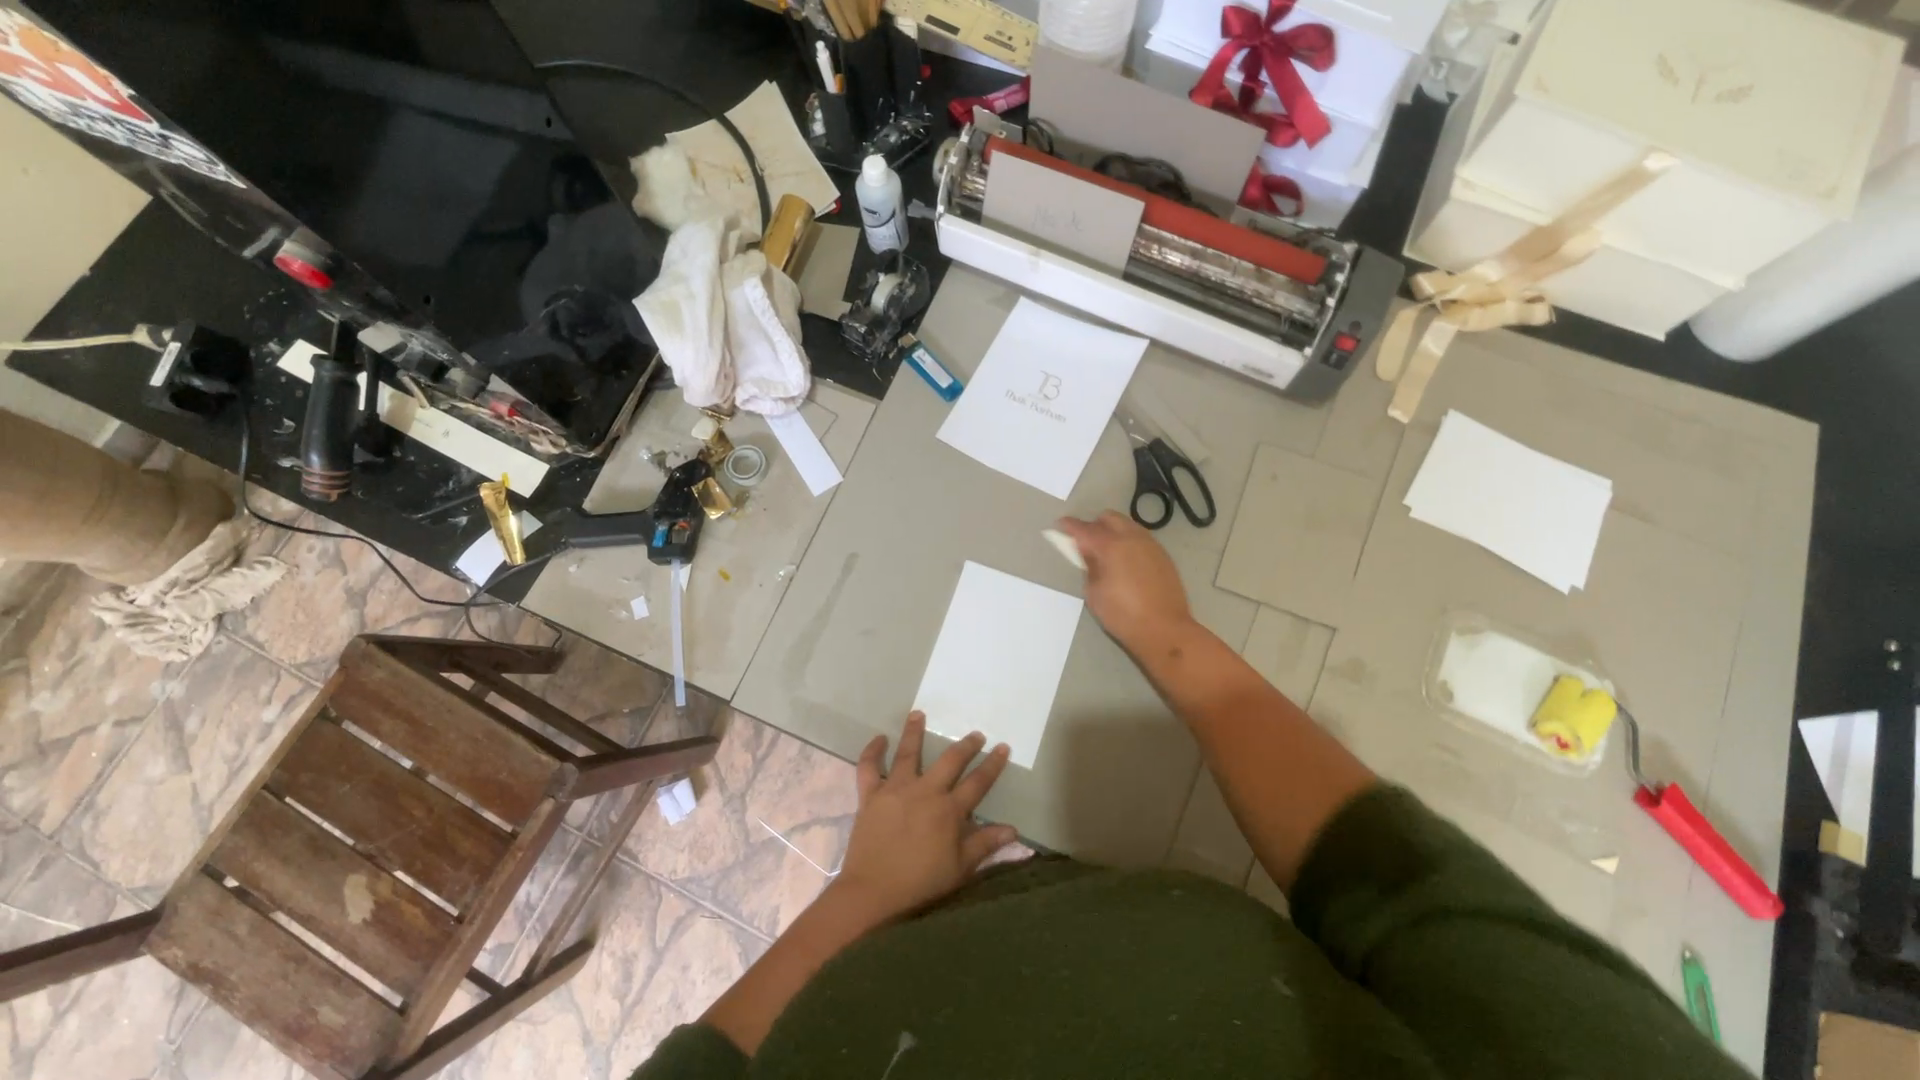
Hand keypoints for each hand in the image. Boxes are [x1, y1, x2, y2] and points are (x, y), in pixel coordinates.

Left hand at [832, 712, 1017, 921]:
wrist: (873, 892)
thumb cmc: (921, 884)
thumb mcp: (960, 868)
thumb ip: (984, 844)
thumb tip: (1013, 829)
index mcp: (949, 811)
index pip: (978, 782)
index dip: (992, 765)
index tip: (1002, 747)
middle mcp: (925, 792)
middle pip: (949, 761)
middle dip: (965, 746)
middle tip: (975, 734)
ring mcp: (895, 790)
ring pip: (907, 754)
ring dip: (914, 732)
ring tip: (919, 713)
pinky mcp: (870, 796)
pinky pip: (869, 768)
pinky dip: (872, 751)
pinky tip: (879, 738)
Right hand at [1053, 512, 1195, 652]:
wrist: (1164, 629)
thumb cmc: (1122, 615)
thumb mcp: (1094, 593)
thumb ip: (1089, 566)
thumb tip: (1087, 551)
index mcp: (1112, 546)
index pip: (1085, 529)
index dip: (1069, 525)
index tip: (1060, 525)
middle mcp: (1132, 538)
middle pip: (1109, 518)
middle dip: (1094, 525)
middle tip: (1085, 543)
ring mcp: (1151, 545)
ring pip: (1127, 526)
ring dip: (1113, 532)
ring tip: (1106, 553)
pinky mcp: (1163, 555)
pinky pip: (1140, 538)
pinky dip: (1128, 542)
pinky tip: (1125, 562)